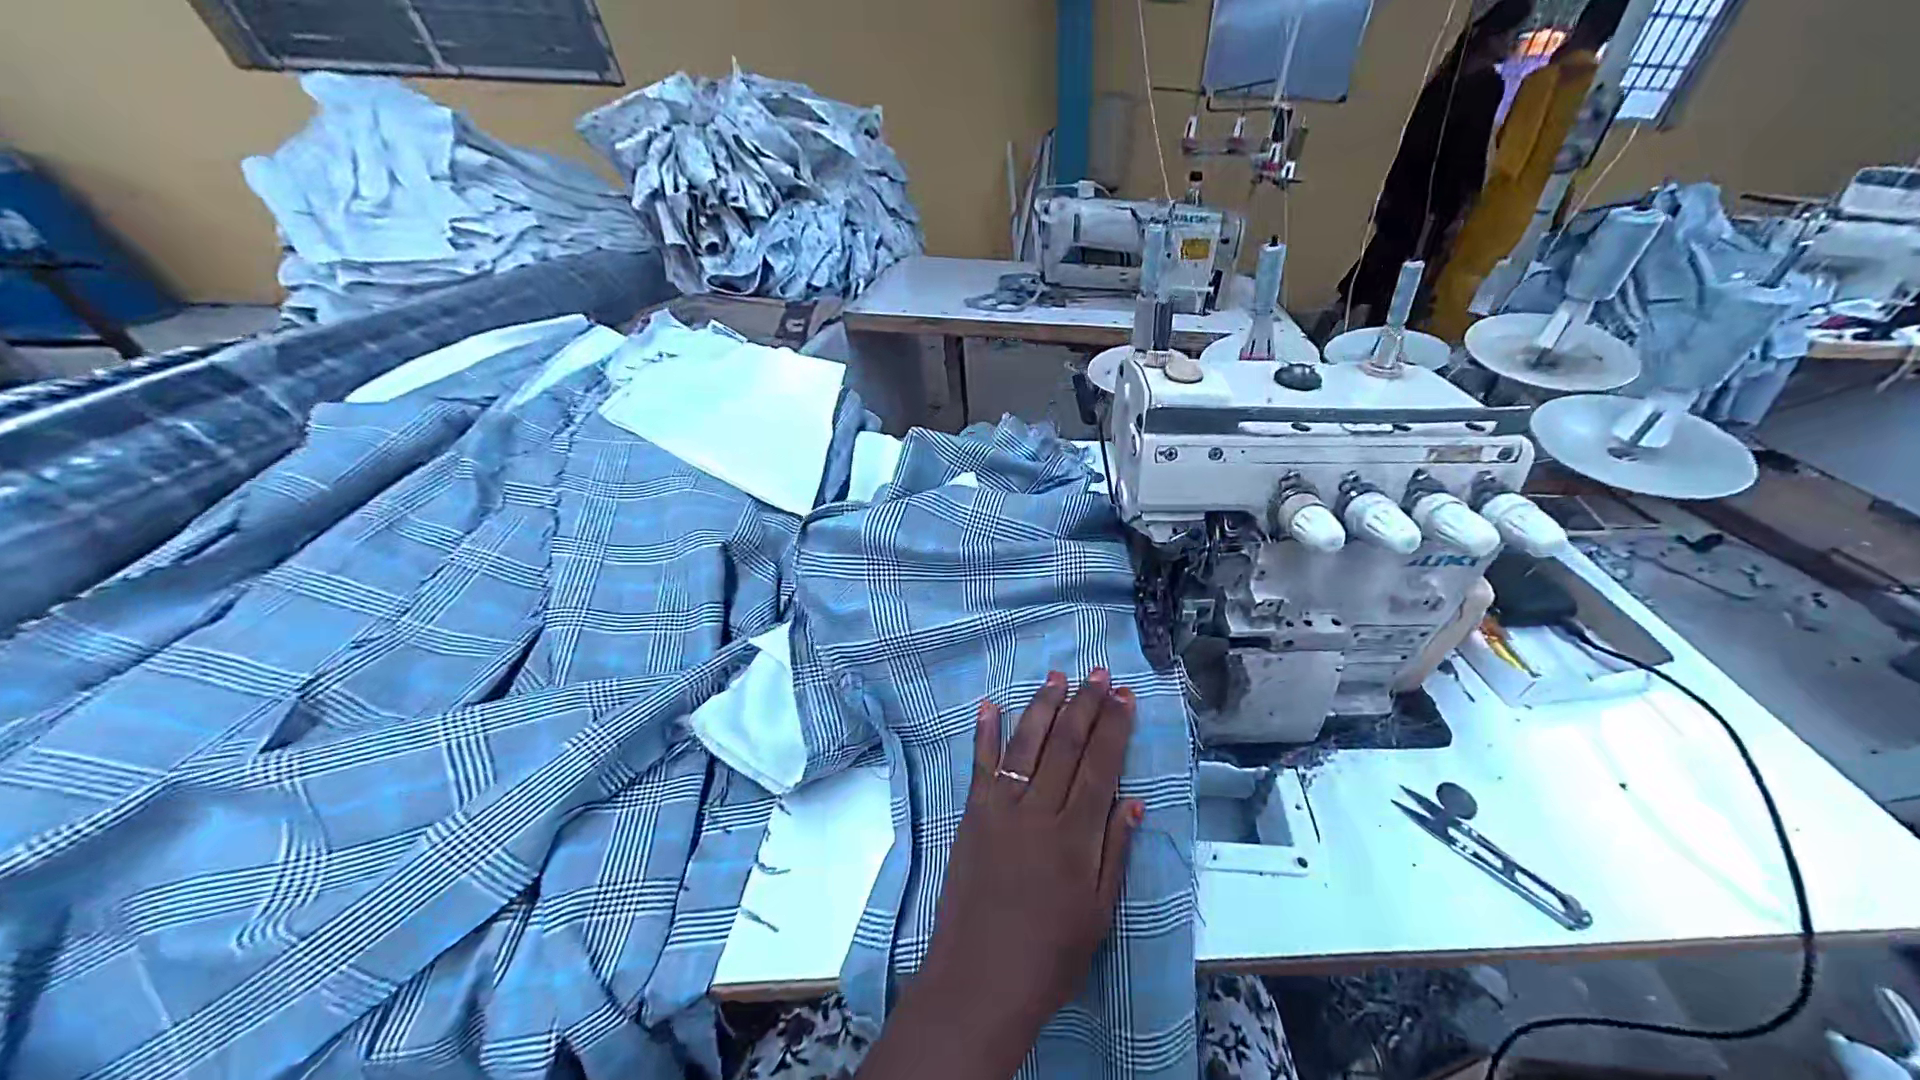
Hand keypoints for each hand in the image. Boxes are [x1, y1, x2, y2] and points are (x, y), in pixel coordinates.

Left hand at [857, 669, 1141, 1079]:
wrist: (980, 979)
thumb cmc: (1049, 955)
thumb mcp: (1098, 912)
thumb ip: (1114, 851)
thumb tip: (1132, 801)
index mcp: (1075, 836)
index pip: (1101, 767)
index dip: (1114, 728)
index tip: (1124, 696)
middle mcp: (1038, 812)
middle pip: (1066, 746)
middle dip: (1085, 705)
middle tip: (1098, 673)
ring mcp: (1000, 809)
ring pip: (1026, 745)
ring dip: (1042, 707)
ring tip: (1057, 675)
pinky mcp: (972, 816)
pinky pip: (980, 766)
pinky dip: (984, 733)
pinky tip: (990, 705)